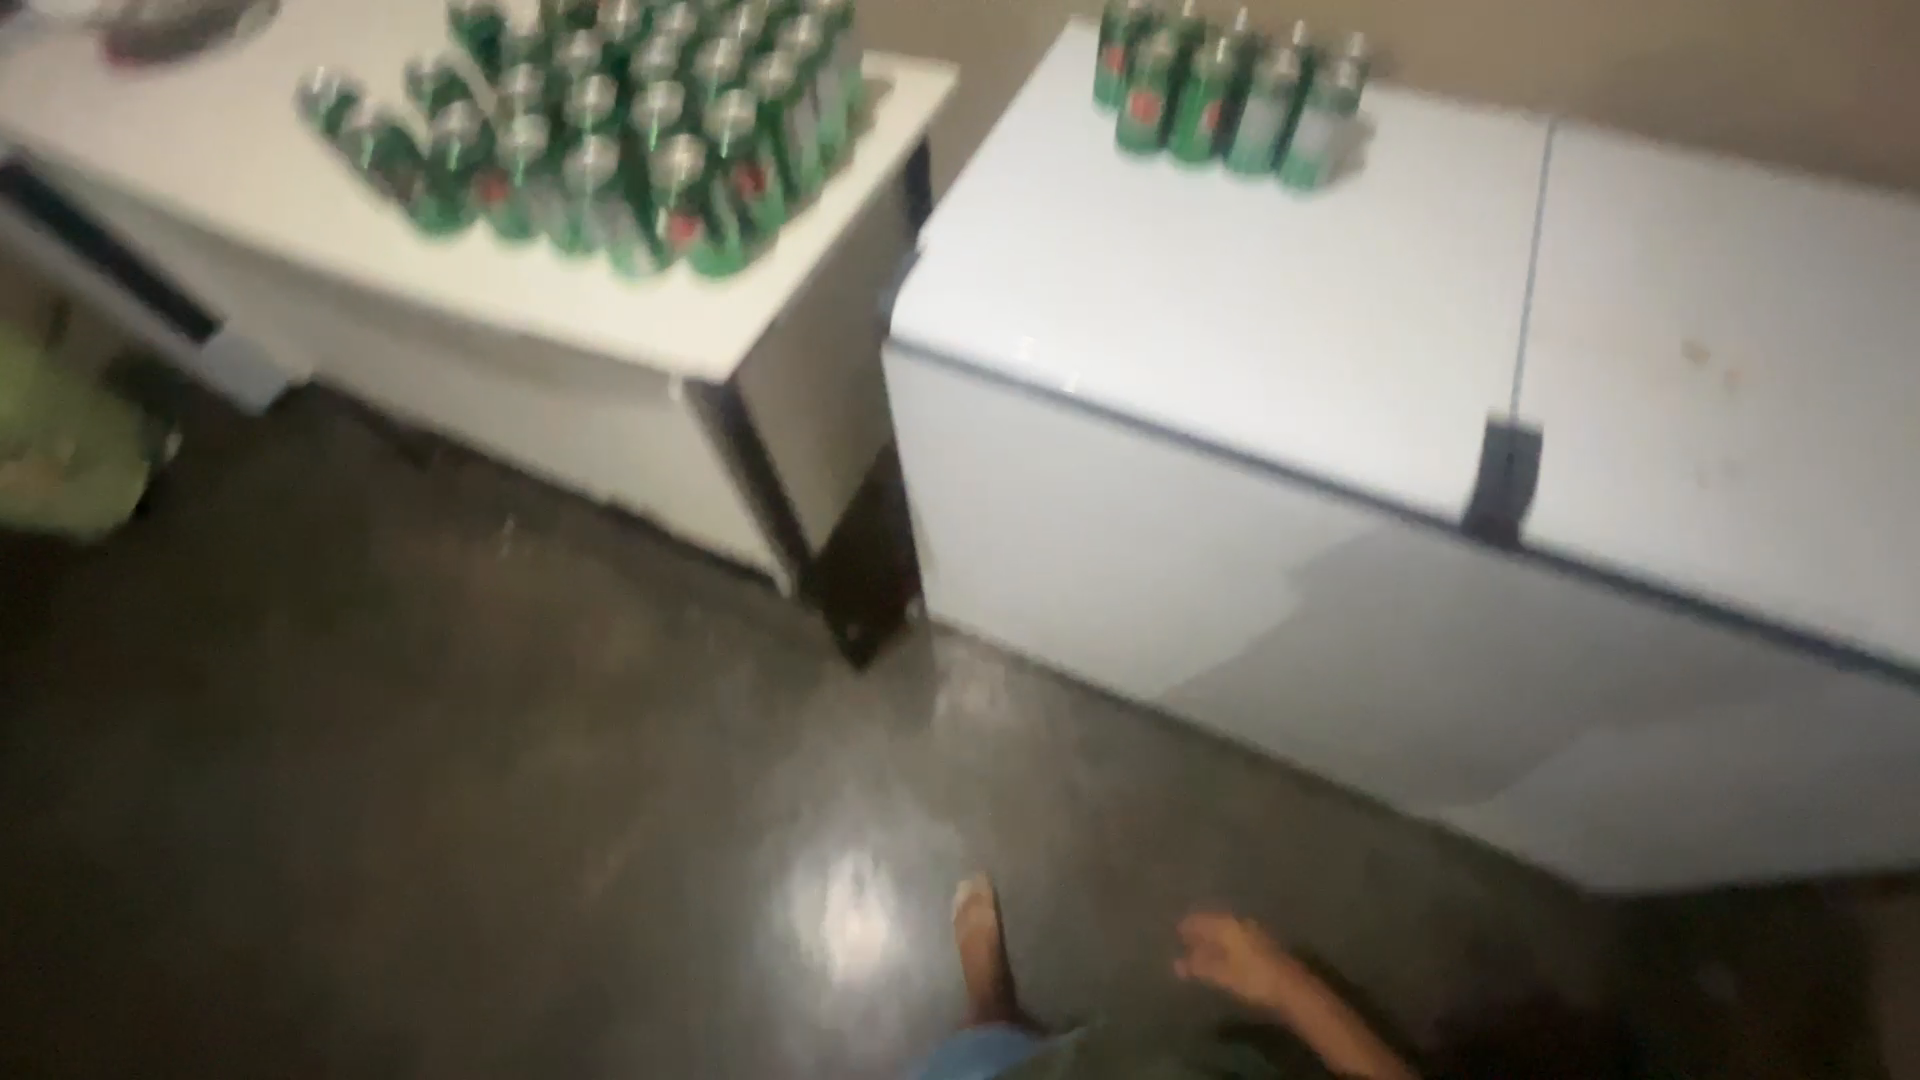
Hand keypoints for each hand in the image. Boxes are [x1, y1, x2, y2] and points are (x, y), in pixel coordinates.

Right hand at [1174, 912, 1296, 1007]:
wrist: (1295, 990)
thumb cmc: (1252, 979)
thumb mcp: (1220, 974)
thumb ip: (1197, 967)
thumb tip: (1176, 963)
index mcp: (1226, 924)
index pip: (1199, 919)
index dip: (1186, 926)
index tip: (1175, 932)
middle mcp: (1240, 921)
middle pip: (1214, 922)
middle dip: (1201, 931)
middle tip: (1188, 941)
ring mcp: (1256, 931)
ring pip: (1228, 930)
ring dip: (1215, 938)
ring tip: (1205, 949)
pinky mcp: (1267, 945)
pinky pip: (1239, 938)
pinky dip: (1228, 944)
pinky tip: (1227, 956)